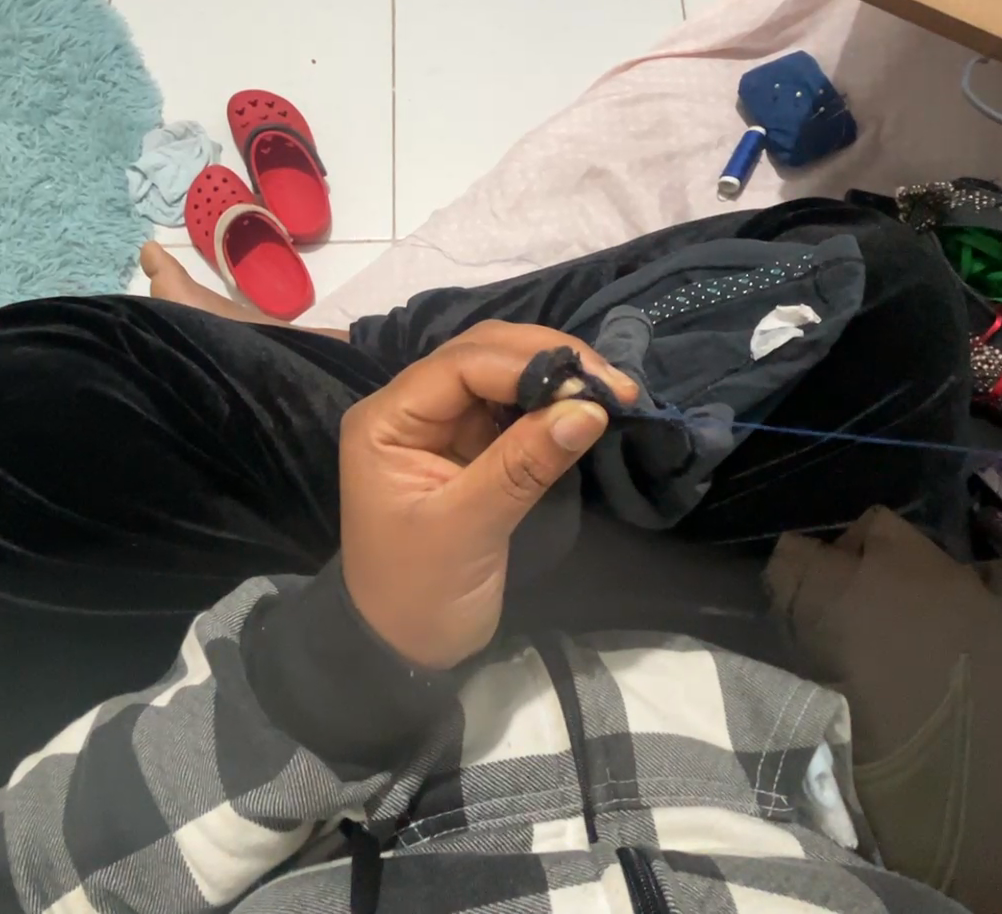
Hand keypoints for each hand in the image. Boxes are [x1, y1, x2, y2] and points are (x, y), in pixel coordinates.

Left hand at [339, 322, 637, 668]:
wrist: (405, 645)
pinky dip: (549, 403)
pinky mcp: (468, 445)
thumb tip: (590, 408)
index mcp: (387, 421)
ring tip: (610, 391)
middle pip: (480, 355)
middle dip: (547, 360)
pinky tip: (584, 407)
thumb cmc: (419, 593)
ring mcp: (440, 425)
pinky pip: (511, 407)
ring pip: (500, 373)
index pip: (459, 365)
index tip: (594, 385)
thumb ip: (523, 465)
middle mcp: (409, 409)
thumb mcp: (467, 529)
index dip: (527, 363)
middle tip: (614, 384)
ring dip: (554, 375)